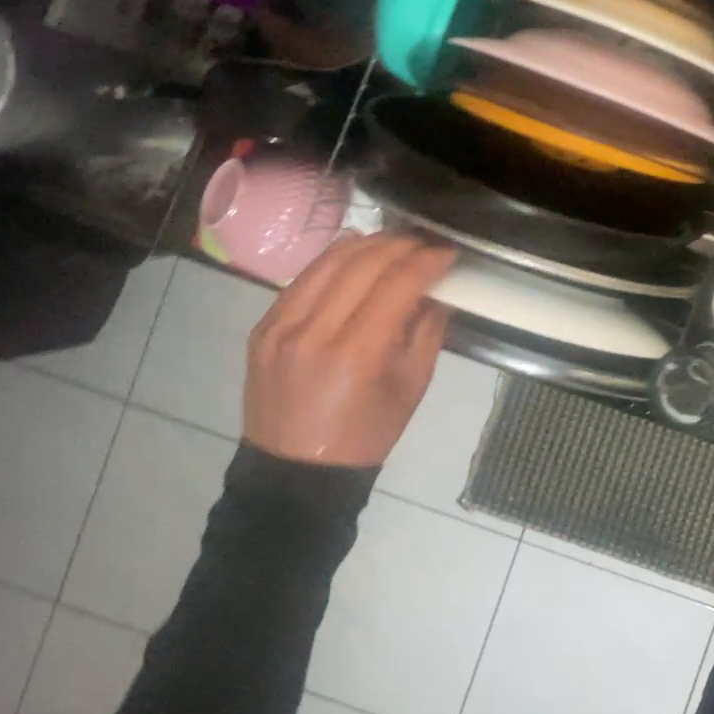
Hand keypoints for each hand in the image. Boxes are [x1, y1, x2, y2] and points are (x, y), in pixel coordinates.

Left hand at [243, 233, 456, 466]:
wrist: (296, 471)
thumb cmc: (367, 433)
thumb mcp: (413, 384)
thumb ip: (427, 330)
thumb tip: (437, 288)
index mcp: (357, 353)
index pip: (398, 283)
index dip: (428, 260)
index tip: (450, 252)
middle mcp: (313, 332)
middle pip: (362, 263)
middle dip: (402, 245)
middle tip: (428, 243)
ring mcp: (280, 327)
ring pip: (328, 262)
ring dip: (367, 244)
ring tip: (397, 242)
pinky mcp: (262, 328)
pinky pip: (302, 279)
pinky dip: (334, 260)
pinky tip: (357, 254)